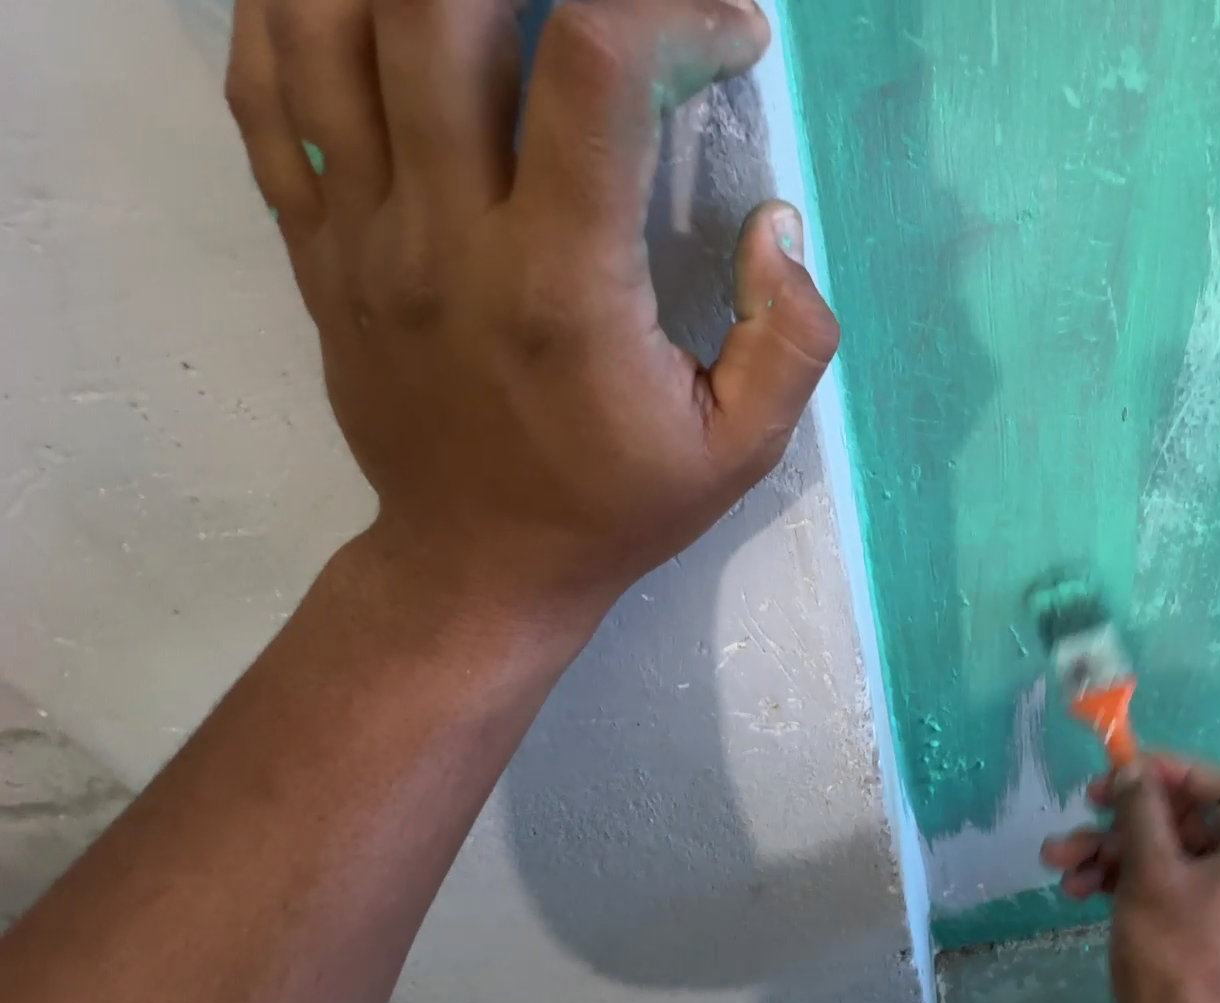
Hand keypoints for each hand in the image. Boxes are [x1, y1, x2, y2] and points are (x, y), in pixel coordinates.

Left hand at [225, 0, 839, 619]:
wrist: (482, 563)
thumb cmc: (622, 504)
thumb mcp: (745, 448)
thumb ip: (790, 339)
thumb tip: (778, 224)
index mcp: (567, 286)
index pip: (598, 74)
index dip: (675, 14)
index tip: (731, 32)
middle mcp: (448, 237)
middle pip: (441, 8)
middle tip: (618, 4)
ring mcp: (361, 236)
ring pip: (330, 24)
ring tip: (506, 3)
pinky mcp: (315, 249)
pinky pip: (264, 89)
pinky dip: (301, 14)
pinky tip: (374, 13)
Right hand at [1042, 756, 1219, 1002]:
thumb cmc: (1179, 959)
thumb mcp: (1153, 876)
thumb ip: (1140, 813)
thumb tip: (1131, 767)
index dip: (1181, 770)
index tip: (1134, 767)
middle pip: (1181, 821)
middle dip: (1125, 814)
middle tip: (1085, 802)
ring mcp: (1210, 907)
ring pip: (1157, 854)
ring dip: (1106, 849)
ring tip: (1058, 857)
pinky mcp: (1183, 932)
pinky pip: (1150, 887)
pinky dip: (1113, 882)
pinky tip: (1073, 889)